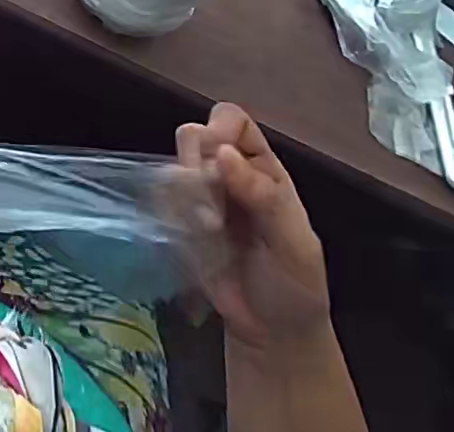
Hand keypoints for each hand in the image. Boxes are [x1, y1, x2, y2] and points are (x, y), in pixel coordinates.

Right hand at [176, 103, 331, 355]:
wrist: (270, 334)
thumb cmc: (295, 285)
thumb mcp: (295, 244)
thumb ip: (264, 197)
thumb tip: (223, 153)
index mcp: (261, 167)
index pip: (232, 120)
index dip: (220, 128)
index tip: (219, 158)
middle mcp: (225, 171)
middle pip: (192, 135)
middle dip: (195, 166)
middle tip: (212, 206)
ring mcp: (198, 194)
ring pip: (170, 166)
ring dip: (185, 198)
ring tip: (209, 232)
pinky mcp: (176, 218)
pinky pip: (159, 199)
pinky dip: (171, 217)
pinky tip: (194, 242)